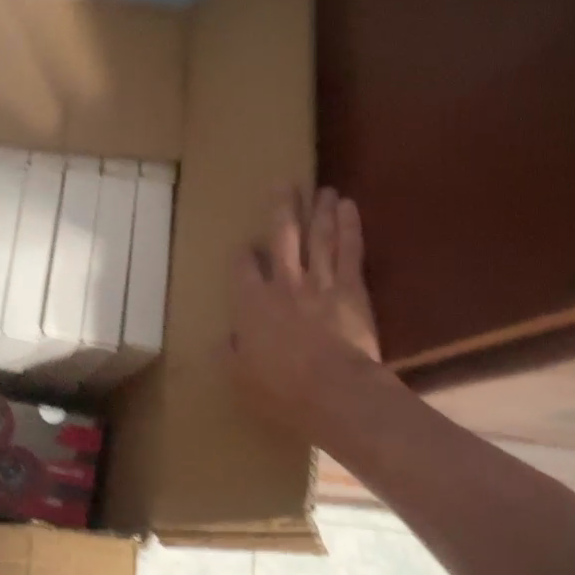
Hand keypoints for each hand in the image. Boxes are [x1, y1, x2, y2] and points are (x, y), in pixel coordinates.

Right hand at [230, 187, 386, 438]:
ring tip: (322, 189)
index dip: (242, 256)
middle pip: (282, 236)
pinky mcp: (352, 288)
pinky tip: (349, 207)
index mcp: (252, 304)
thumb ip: (229, 354)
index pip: (243, 269)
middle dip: (282, 208)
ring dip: (319, 210)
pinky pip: (350, 250)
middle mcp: (284, 283)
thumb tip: (223, 339)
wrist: (334, 391)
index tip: (243, 248)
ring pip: (319, 236)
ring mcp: (320, 282)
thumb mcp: (240, 378)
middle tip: (285, 183)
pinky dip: (350, 226)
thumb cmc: (281, 390)